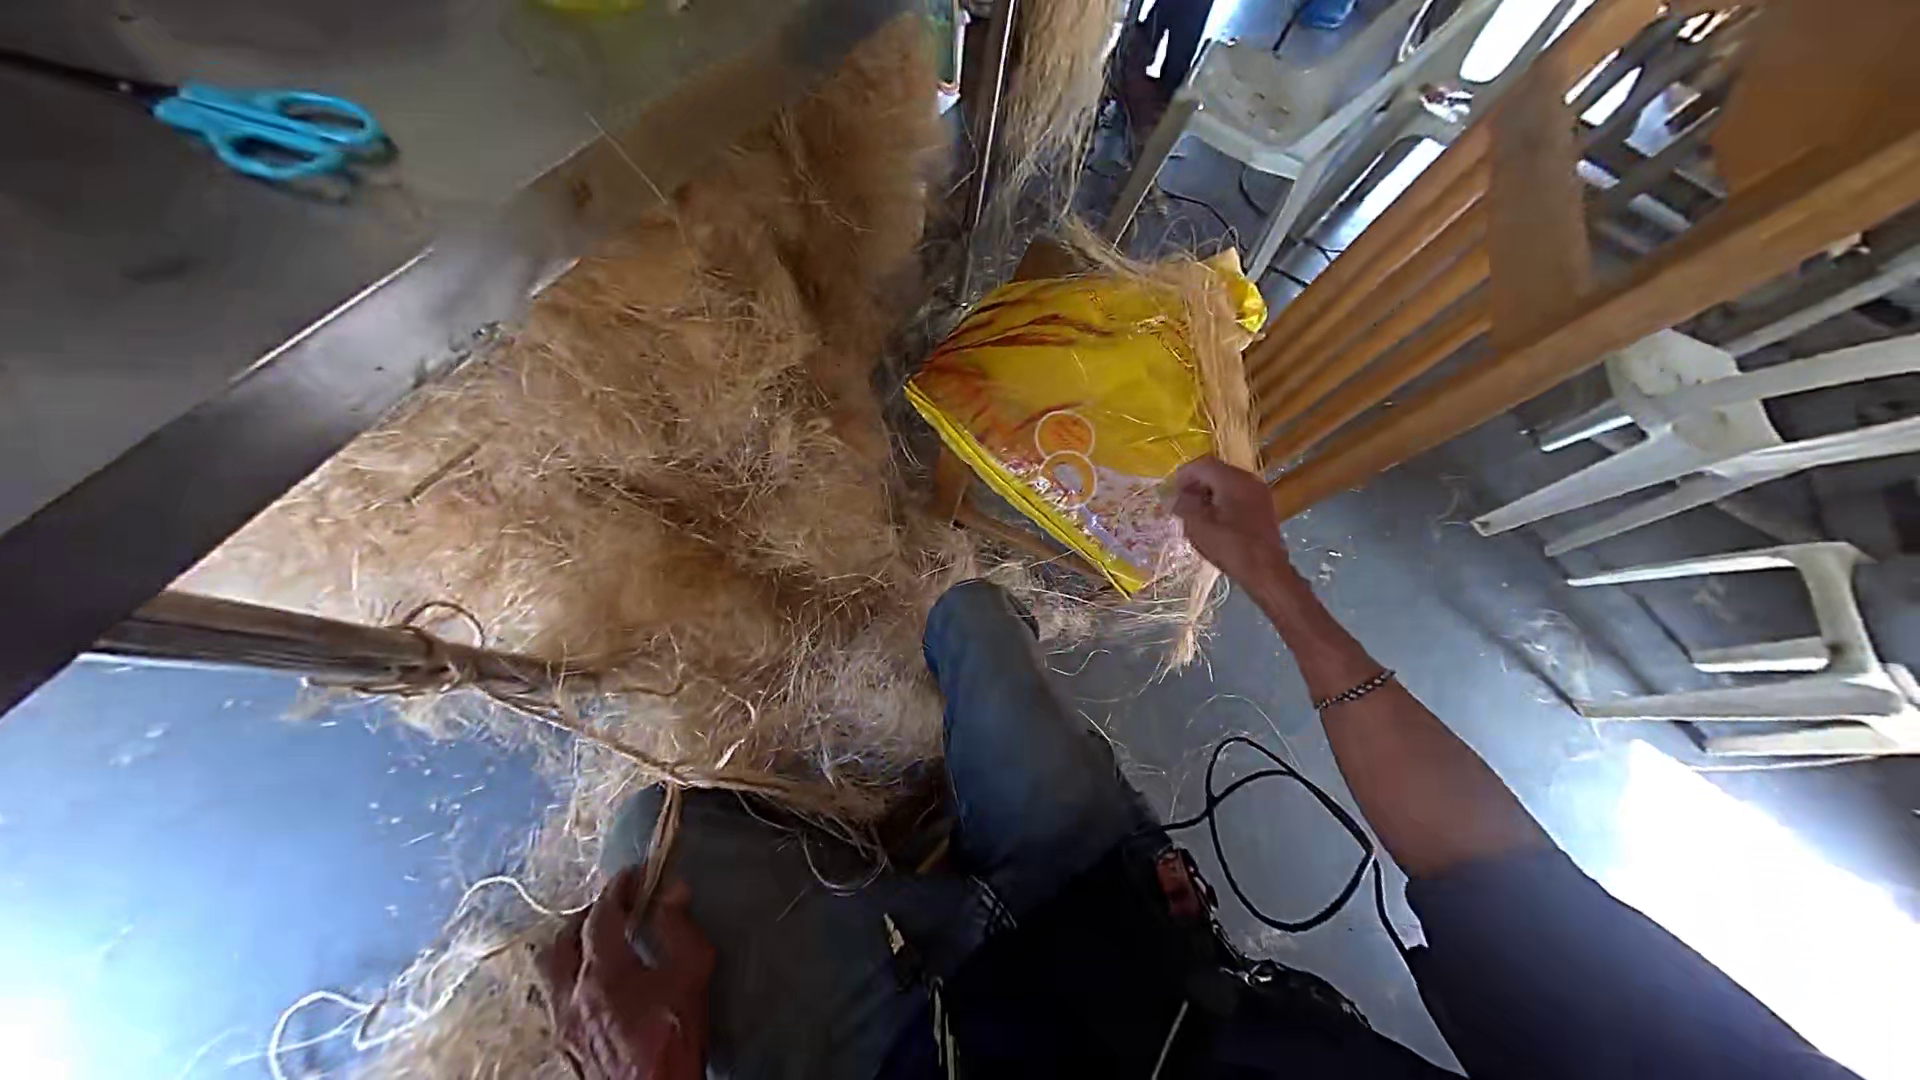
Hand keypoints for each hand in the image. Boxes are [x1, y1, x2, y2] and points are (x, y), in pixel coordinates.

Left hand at [534, 866, 713, 1079]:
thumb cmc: (675, 1034)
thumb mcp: (692, 970)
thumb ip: (679, 925)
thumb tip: (672, 888)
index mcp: (603, 972)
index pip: (601, 914)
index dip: (618, 887)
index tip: (635, 874)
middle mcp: (571, 994)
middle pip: (562, 939)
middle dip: (588, 913)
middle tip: (618, 904)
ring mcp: (561, 1023)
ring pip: (551, 969)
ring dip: (573, 944)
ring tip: (603, 937)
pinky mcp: (563, 1043)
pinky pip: (556, 994)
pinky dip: (573, 972)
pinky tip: (598, 976)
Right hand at [1171, 456, 1294, 588]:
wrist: (1265, 569)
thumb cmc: (1229, 546)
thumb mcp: (1197, 525)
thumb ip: (1185, 504)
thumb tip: (1180, 495)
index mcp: (1232, 479)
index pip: (1203, 464)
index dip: (1184, 475)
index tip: (1173, 491)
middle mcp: (1248, 479)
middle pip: (1217, 470)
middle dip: (1196, 482)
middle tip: (1182, 500)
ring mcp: (1259, 492)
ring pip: (1228, 482)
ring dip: (1209, 491)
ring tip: (1196, 511)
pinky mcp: (1263, 505)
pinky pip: (1238, 493)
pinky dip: (1222, 499)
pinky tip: (1215, 518)